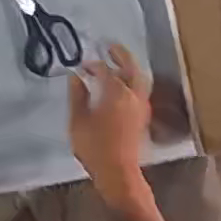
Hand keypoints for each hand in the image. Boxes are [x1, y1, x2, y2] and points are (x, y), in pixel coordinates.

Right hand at [67, 43, 155, 213]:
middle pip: (131, 67)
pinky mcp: (143, 116)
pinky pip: (140, 90)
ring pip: (139, 78)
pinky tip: (121, 86)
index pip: (104, 70)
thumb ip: (78, 96)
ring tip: (116, 63)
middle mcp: (132, 95)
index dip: (92, 65)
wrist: (118, 173)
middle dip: (120, 55)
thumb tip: (76, 78)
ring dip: (128, 67)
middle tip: (109, 47)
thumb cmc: (95, 148)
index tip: (82, 66)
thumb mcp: (78, 121)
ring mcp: (141, 106)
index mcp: (115, 93)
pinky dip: (131, 81)